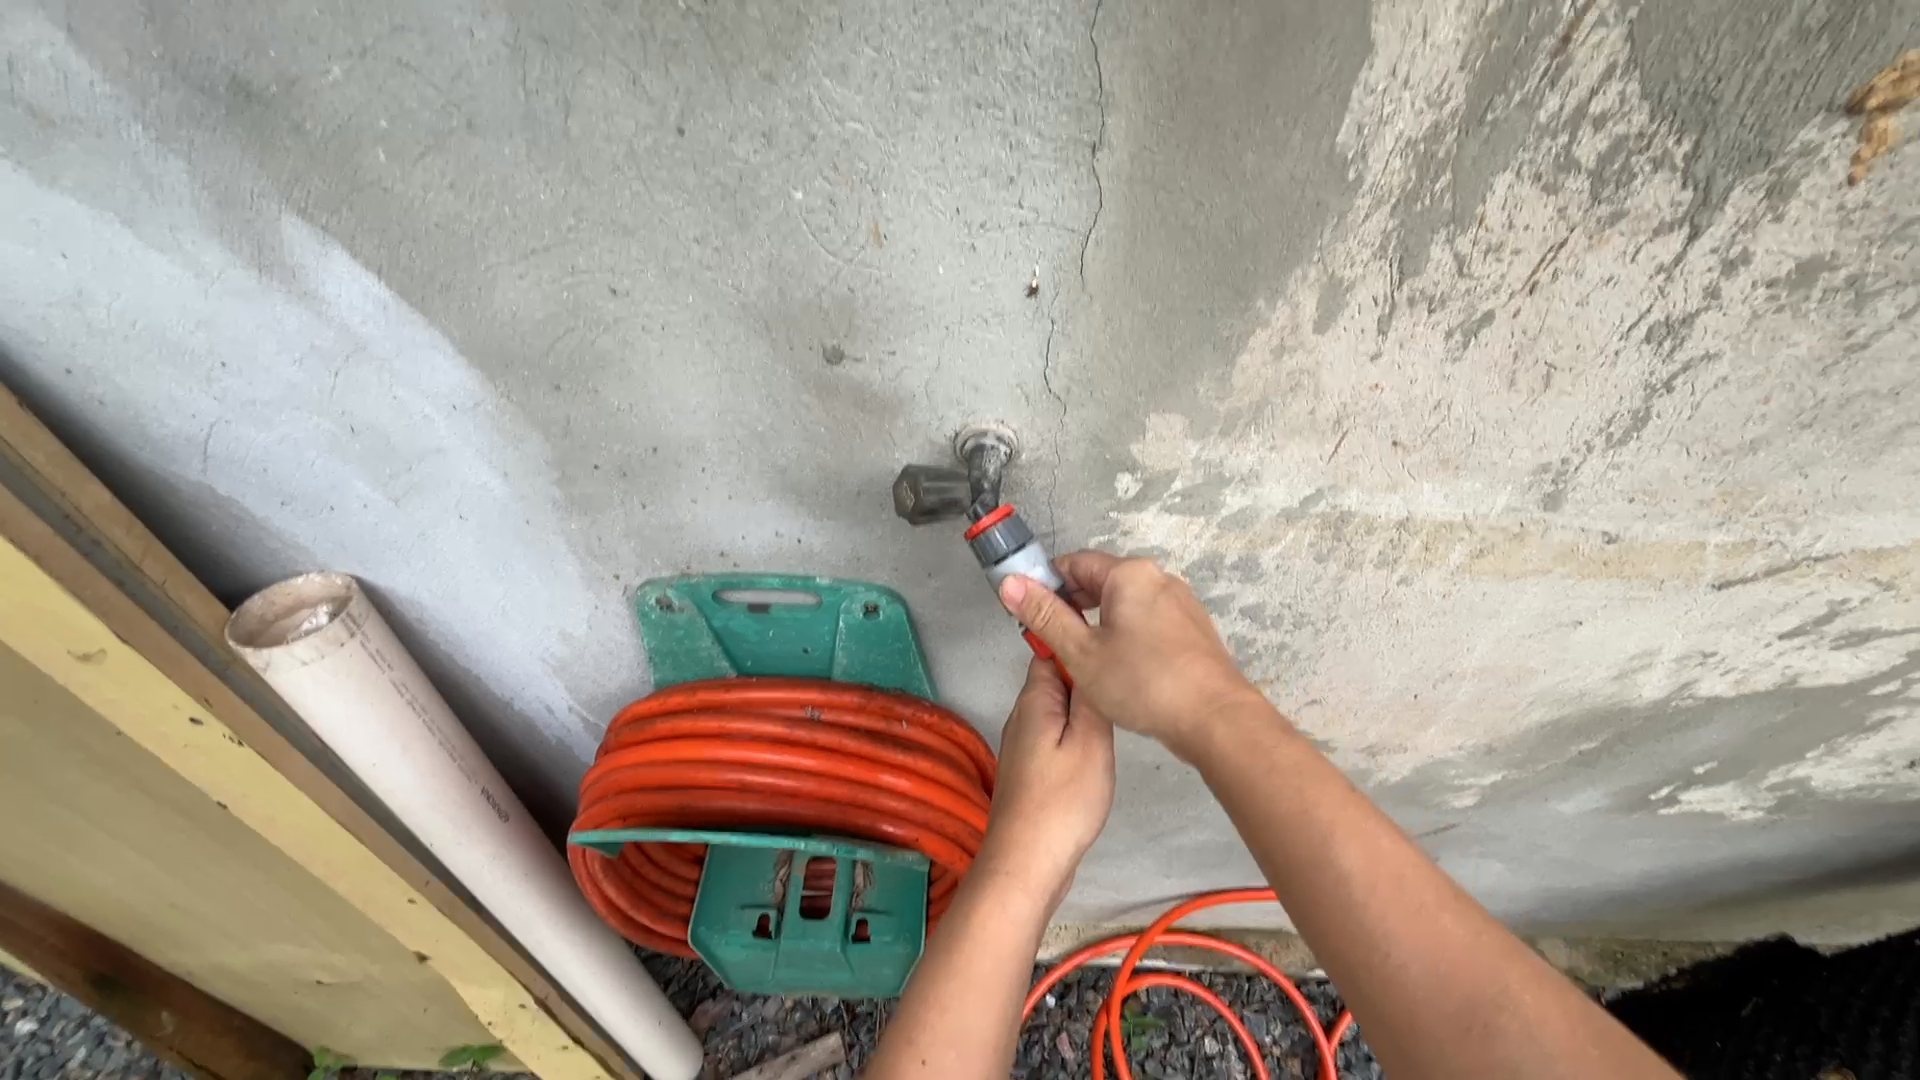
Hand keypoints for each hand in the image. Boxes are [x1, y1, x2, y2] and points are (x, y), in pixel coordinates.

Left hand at [976, 658, 1114, 910]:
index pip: (1052, 651)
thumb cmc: (1063, 800)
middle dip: (1087, 682)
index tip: (1114, 653)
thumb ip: (1091, 698)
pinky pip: (1054, 736)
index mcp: (1034, 699)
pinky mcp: (1028, 768)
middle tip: (1123, 692)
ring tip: (1116, 720)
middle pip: (1055, 681)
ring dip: (1083, 712)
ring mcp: (1022, 743)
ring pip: (1057, 711)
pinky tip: (1095, 753)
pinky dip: (1075, 737)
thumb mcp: (1092, 741)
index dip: (1081, 647)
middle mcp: (1021, 715)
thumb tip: (1087, 657)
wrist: (1027, 861)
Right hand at [997, 551, 1265, 756]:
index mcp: (1129, 574)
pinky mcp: (1192, 629)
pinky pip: (1147, 621)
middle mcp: (1158, 579)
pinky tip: (1120, 669)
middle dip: (1071, 606)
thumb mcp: (1081, 652)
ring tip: (1084, 660)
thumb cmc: (1144, 684)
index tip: (1031, 615)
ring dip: (1098, 623)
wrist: (1216, 719)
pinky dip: (1126, 634)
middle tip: (1053, 642)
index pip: (1074, 563)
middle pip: (1100, 580)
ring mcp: (1180, 603)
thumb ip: (1044, 615)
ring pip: (1125, 603)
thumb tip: (1010, 583)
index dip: (1046, 586)